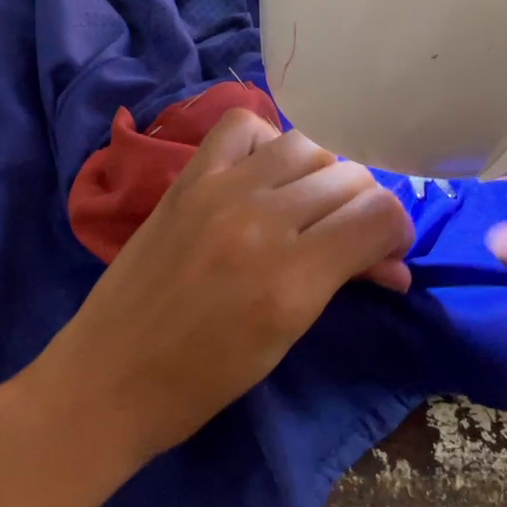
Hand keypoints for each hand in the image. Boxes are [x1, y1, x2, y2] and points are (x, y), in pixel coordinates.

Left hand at [21, 108, 414, 462]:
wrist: (110, 377)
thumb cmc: (204, 381)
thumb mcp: (286, 337)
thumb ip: (342, 284)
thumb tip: (396, 265)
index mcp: (293, 278)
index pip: (379, 214)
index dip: (396, 230)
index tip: (385, 251)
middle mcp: (263, 221)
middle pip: (349, 177)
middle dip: (364, 206)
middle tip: (349, 236)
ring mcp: (221, 191)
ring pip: (307, 145)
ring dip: (323, 172)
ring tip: (308, 203)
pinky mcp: (187, 178)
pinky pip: (242, 125)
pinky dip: (266, 141)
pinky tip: (262, 173)